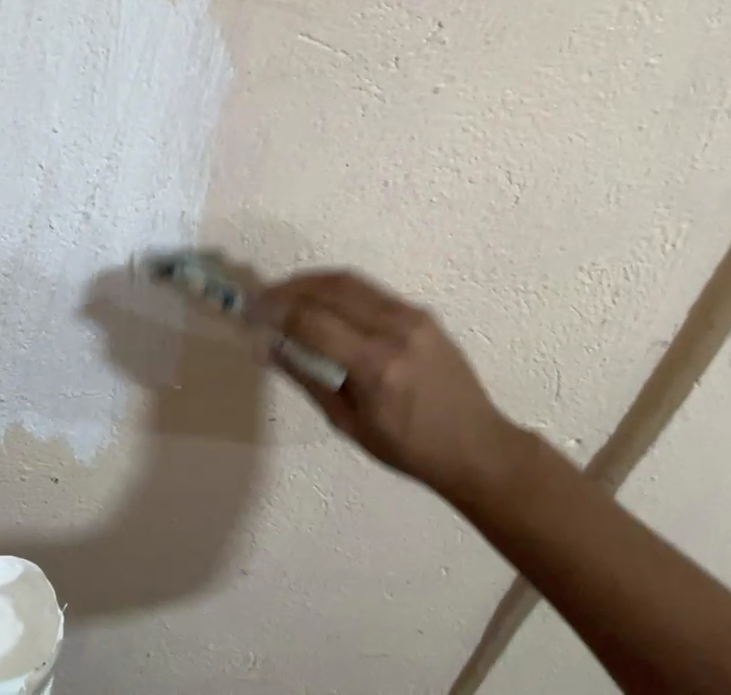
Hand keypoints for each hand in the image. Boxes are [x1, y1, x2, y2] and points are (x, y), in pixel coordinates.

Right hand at [254, 270, 526, 502]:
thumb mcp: (348, 423)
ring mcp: (413, 319)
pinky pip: (371, 291)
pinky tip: (322, 300)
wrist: (478, 448)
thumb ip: (306, 378)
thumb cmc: (409, 448)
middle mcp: (396, 333)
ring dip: (311, 282)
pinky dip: (339, 289)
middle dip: (289, 288)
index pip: (312, 322)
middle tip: (263, 296)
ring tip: (286, 293)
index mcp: (376, 367)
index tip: (252, 312)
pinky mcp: (423, 314)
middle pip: (330, 290)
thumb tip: (267, 347)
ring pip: (350, 282)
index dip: (276, 313)